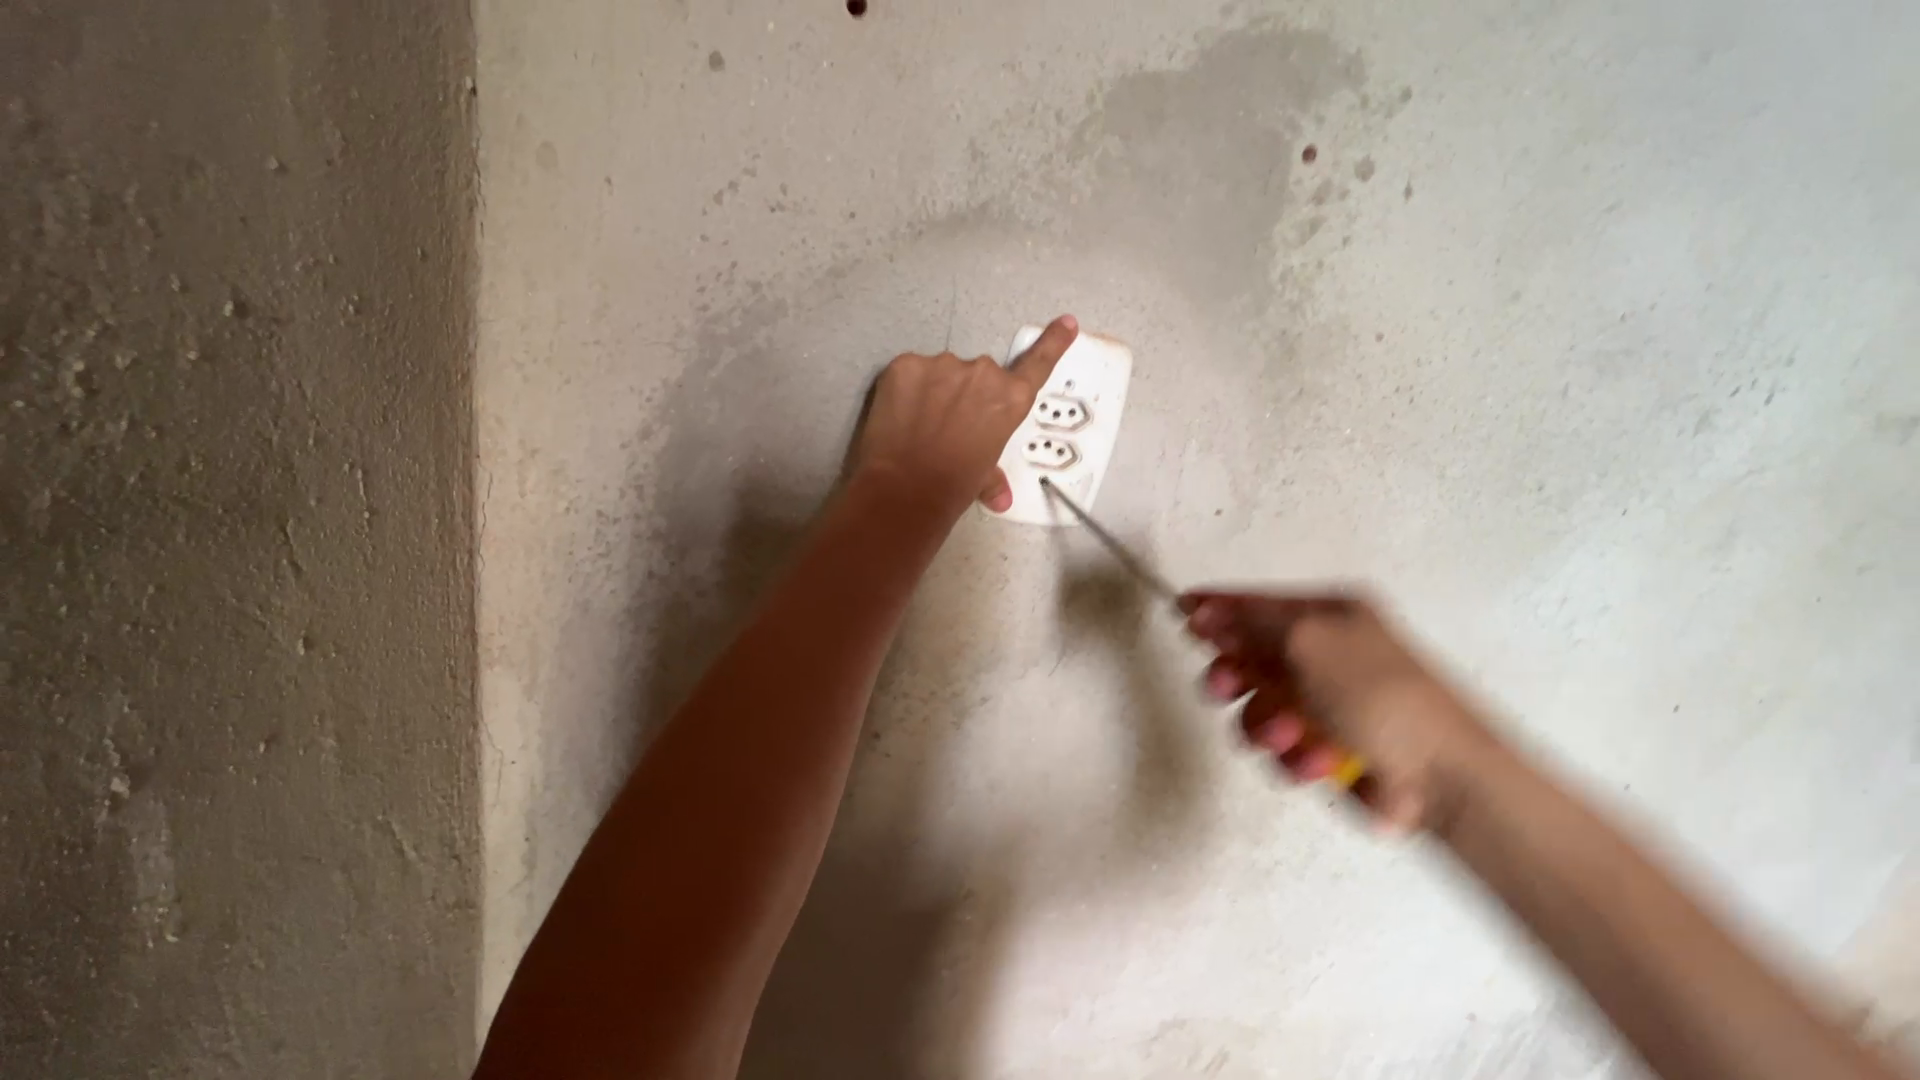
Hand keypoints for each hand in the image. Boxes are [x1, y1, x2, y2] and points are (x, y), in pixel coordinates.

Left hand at [853, 315, 1078, 513]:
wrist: (905, 489)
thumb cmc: (953, 487)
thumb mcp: (983, 478)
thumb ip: (993, 474)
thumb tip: (999, 497)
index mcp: (1010, 399)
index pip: (1037, 364)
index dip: (1053, 342)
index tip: (1066, 323)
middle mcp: (982, 373)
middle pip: (976, 375)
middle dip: (963, 396)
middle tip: (946, 429)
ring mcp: (942, 364)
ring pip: (939, 373)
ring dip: (932, 392)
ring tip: (917, 427)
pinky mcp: (905, 364)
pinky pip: (909, 373)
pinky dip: (904, 391)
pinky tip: (898, 416)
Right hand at [1181, 590, 1495, 832]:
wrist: (1443, 775)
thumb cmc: (1379, 694)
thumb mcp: (1310, 640)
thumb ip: (1250, 623)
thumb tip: (1204, 609)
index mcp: (1329, 616)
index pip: (1257, 603)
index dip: (1217, 607)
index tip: (1179, 611)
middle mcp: (1322, 655)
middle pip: (1246, 659)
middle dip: (1234, 677)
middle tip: (1226, 687)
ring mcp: (1321, 706)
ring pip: (1255, 710)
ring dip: (1266, 725)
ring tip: (1291, 736)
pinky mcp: (1321, 750)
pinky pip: (1278, 749)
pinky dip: (1293, 756)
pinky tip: (1317, 762)